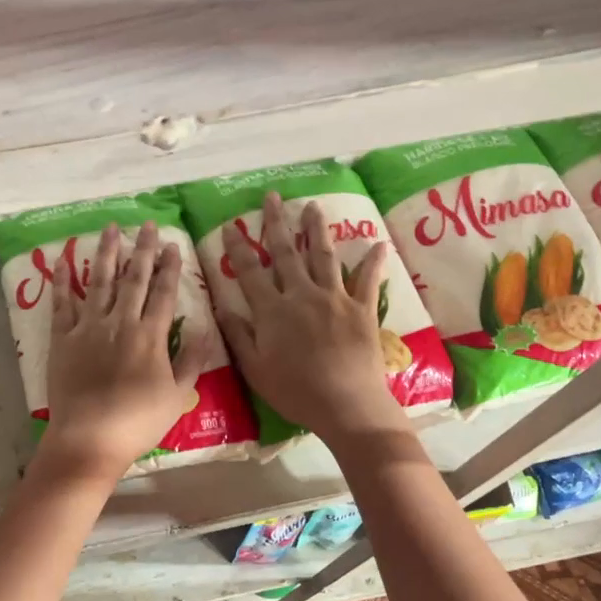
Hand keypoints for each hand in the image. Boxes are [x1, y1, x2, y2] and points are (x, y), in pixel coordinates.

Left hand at [39, 221, 207, 477]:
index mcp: (151, 336)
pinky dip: (63, 280)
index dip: (170, 268)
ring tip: (112, 229)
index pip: (164, 293)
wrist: (89, 437)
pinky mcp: (62, 340)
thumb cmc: (138, 422)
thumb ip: (191, 361)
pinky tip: (64, 260)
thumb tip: (206, 329)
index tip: (173, 245)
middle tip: (147, 225)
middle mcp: (120, 323)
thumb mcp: (176, 396)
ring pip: (99, 282)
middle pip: (134, 279)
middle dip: (143, 250)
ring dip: (107, 253)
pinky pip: (62, 303)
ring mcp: (88, 328)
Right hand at [213, 192, 406, 441]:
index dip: (239, 247)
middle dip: (277, 223)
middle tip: (272, 197)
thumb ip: (239, 334)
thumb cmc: (294, 391)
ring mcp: (335, 298)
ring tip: (313, 207)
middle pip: (287, 253)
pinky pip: (368, 279)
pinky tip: (378, 244)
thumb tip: (222, 305)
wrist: (345, 403)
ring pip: (324, 256)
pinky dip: (373, 261)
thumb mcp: (255, 369)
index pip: (250, 271)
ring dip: (317, 230)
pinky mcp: (363, 309)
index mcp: (272, 311)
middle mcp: (302, 295)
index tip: (232, 225)